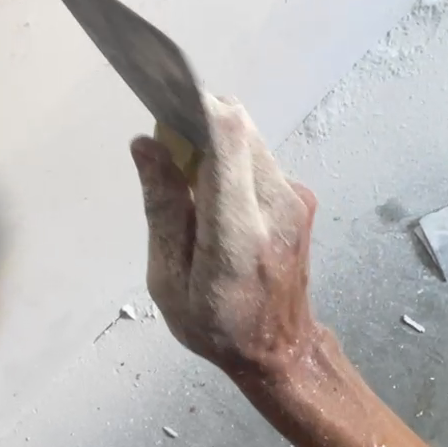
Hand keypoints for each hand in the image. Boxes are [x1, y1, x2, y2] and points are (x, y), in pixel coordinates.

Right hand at [130, 96, 322, 383]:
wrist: (280, 349)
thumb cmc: (216, 327)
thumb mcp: (168, 282)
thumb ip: (162, 210)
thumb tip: (147, 145)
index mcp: (237, 235)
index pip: (226, 141)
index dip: (194, 106)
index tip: (164, 97)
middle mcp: (276, 207)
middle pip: (238, 129)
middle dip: (197, 125)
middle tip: (168, 158)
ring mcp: (295, 200)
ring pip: (249, 139)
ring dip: (214, 145)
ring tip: (190, 187)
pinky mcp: (300, 199)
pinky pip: (259, 159)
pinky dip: (231, 162)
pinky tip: (215, 199)